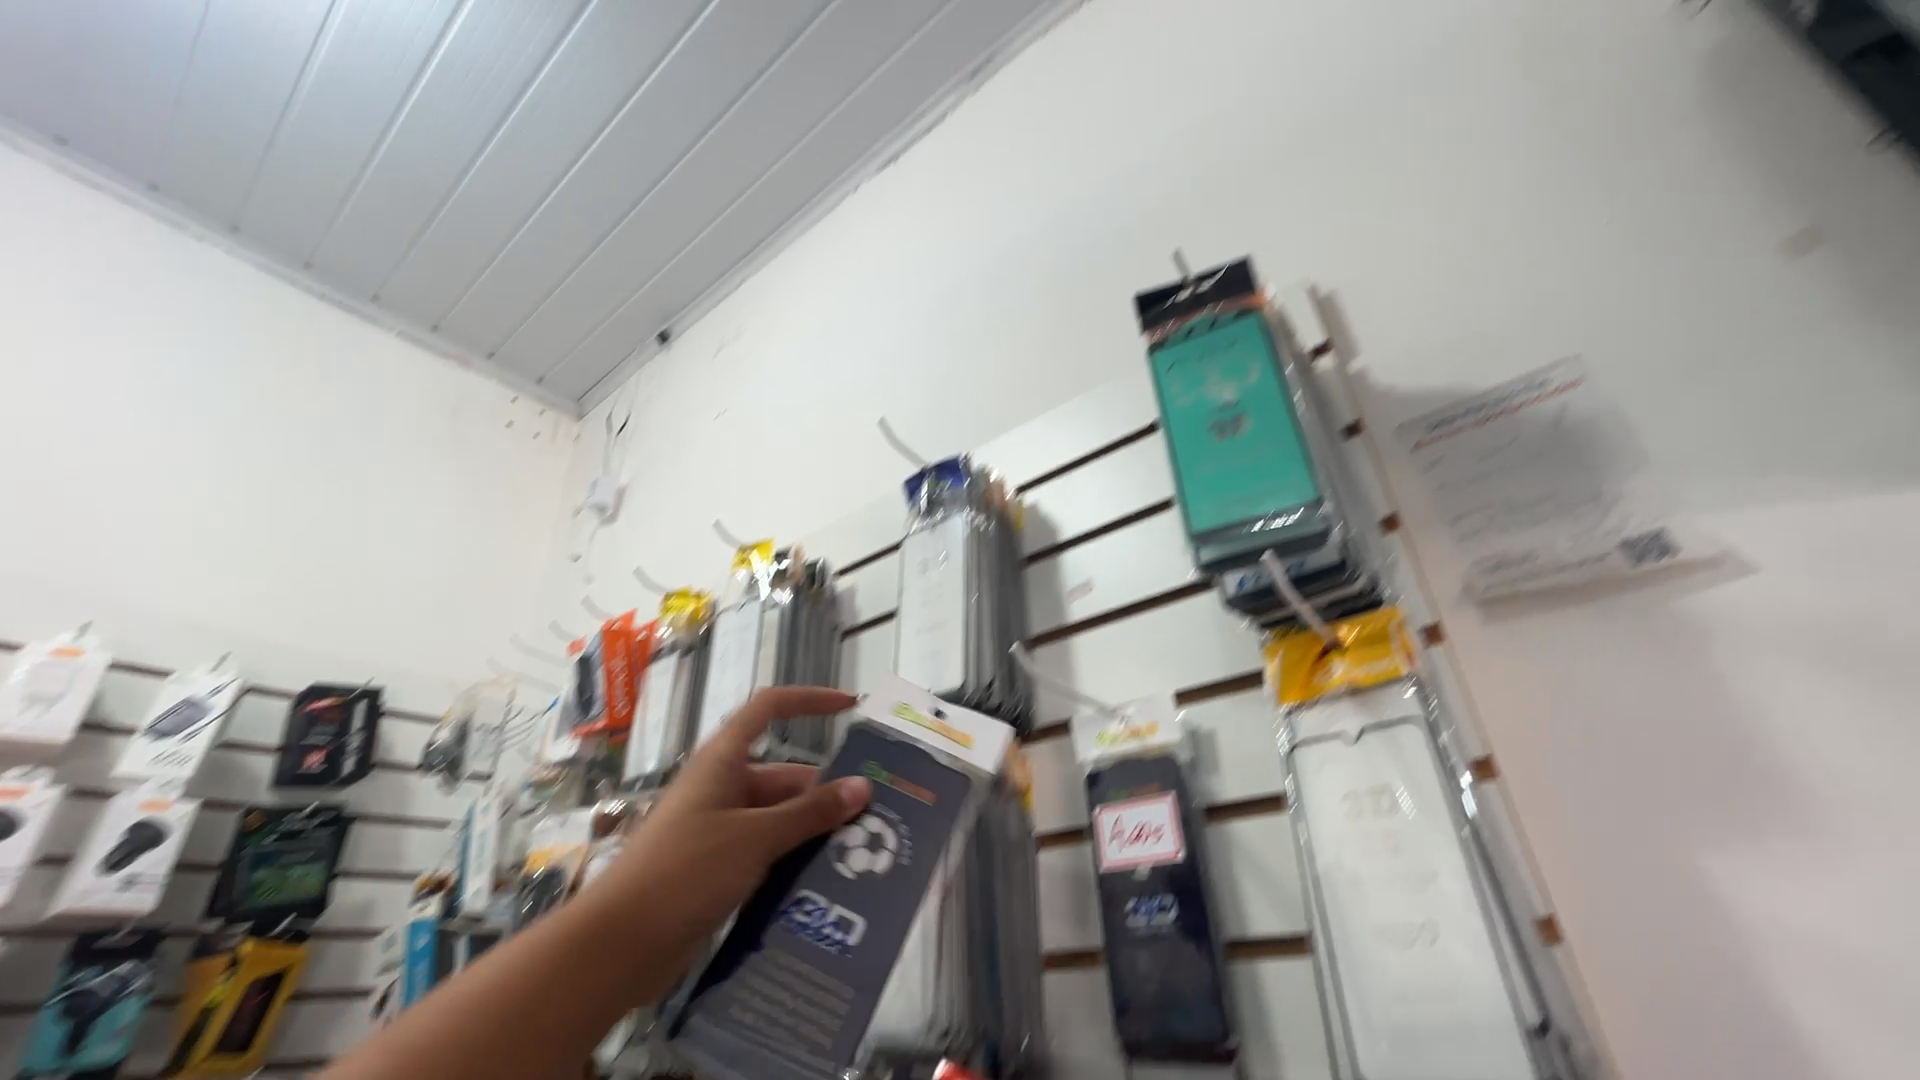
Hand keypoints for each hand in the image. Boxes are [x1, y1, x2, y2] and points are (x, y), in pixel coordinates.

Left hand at [585, 686, 870, 998]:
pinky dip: (792, 863)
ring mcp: (717, 830)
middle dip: (825, 794)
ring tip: (862, 856)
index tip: (850, 708)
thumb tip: (862, 787)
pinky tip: (825, 886)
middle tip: (874, 819)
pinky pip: (765, 854)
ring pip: (778, 820)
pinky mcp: (716, 870)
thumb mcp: (755, 838)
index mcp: (723, 762)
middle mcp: (721, 788)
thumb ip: (810, 813)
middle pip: (784, 777)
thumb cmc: (685, 871)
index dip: (809, 701)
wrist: (619, 945)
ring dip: (812, 834)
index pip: (768, 710)